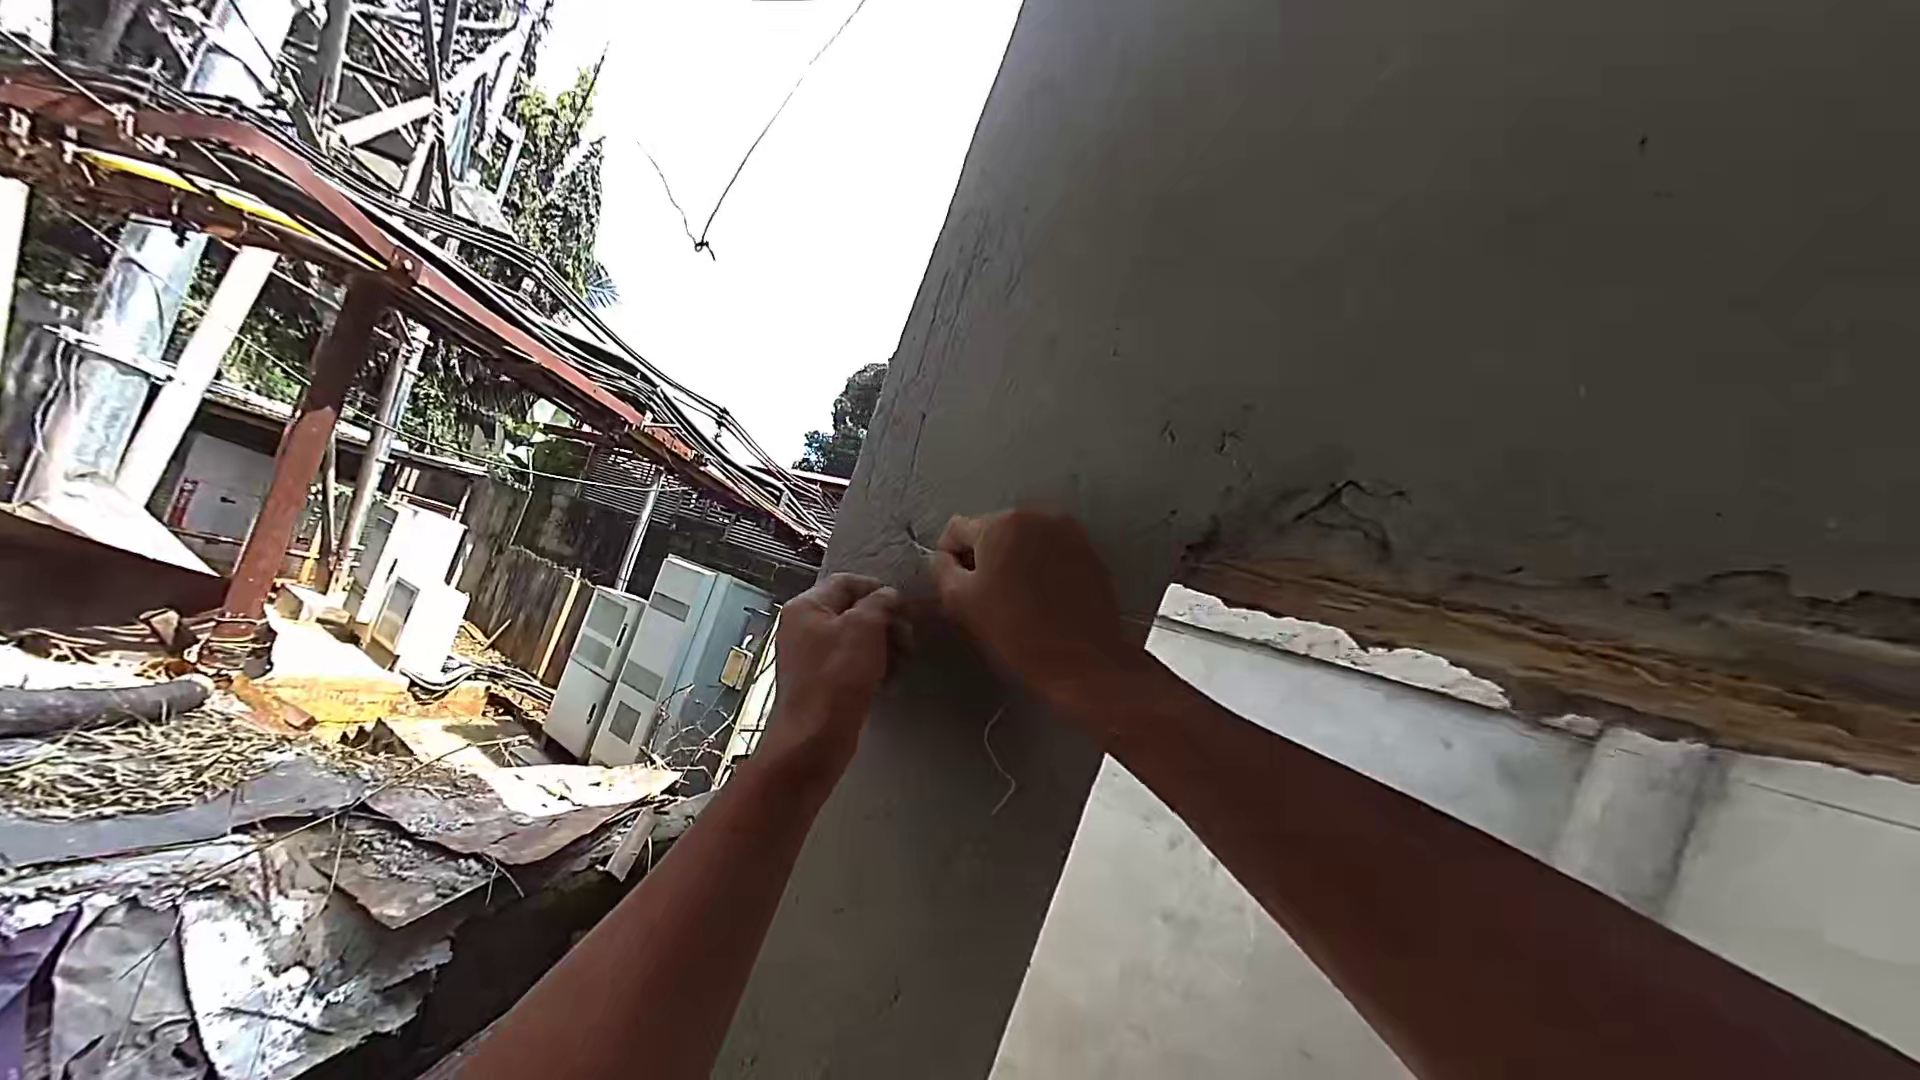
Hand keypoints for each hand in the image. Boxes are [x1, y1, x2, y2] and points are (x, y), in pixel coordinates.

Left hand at [758, 573, 902, 783]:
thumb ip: (880, 602)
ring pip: (856, 637)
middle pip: (853, 610)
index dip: (878, 589)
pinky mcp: (822, 681)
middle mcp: (803, 626)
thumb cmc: (838, 676)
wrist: (815, 738)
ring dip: (884, 644)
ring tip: (903, 660)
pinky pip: (852, 662)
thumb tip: (889, 595)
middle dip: (885, 621)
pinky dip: (873, 664)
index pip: (847, 582)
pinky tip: (890, 677)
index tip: (903, 607)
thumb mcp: (864, 628)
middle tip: (907, 638)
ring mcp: (811, 655)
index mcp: (806, 606)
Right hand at [927, 509, 1141, 710]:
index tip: (956, 584)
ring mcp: (1068, 532)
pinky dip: (1041, 566)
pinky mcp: (1090, 552)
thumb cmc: (1018, 632)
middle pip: (993, 530)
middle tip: (985, 595)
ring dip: (1013, 560)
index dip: (949, 557)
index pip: (956, 529)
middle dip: (984, 557)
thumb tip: (943, 558)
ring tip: (1016, 598)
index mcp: (1001, 524)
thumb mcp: (961, 603)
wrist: (1082, 661)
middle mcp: (1037, 517)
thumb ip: (942, 570)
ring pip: (1024, 540)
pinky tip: (1042, 598)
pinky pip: (1051, 551)